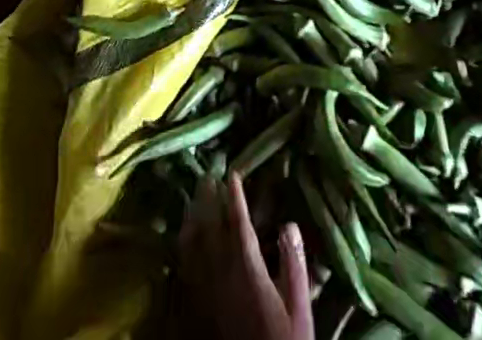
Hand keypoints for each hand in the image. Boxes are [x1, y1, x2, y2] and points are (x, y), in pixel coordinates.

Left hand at [176, 172, 312, 339]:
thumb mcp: (298, 309)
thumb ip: (294, 265)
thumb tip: (289, 225)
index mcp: (246, 266)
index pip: (238, 221)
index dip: (235, 195)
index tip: (232, 173)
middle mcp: (219, 268)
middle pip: (210, 223)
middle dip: (209, 196)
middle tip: (209, 173)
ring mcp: (202, 282)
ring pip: (193, 237)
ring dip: (193, 212)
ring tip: (194, 195)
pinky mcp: (191, 297)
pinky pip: (183, 258)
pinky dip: (184, 237)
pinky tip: (184, 232)